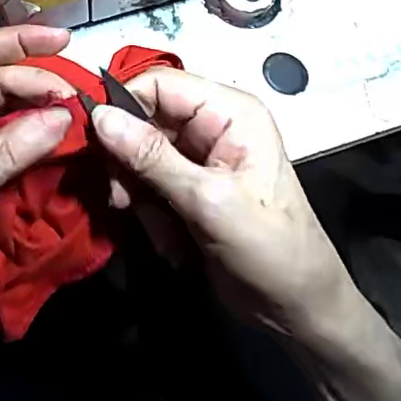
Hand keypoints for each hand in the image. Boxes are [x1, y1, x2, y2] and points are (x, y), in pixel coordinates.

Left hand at [0, 27, 78, 301]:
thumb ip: (4, 153)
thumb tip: (60, 116)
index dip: (18, 42)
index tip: (62, 39)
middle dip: (38, 83)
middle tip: (76, 102)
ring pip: (10, 102)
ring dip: (42, 104)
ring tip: (75, 114)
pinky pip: (15, 130)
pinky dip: (39, 128)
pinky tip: (62, 130)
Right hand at [89, 68, 359, 339]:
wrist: (302, 316)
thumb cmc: (273, 254)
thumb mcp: (209, 203)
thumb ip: (151, 157)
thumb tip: (99, 116)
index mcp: (229, 111)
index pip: (158, 84)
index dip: (124, 108)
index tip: (100, 146)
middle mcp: (211, 123)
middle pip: (141, 118)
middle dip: (128, 162)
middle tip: (122, 200)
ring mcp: (199, 153)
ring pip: (136, 152)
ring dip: (138, 193)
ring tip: (159, 231)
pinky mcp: (187, 182)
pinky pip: (145, 179)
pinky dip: (146, 208)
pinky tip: (168, 239)